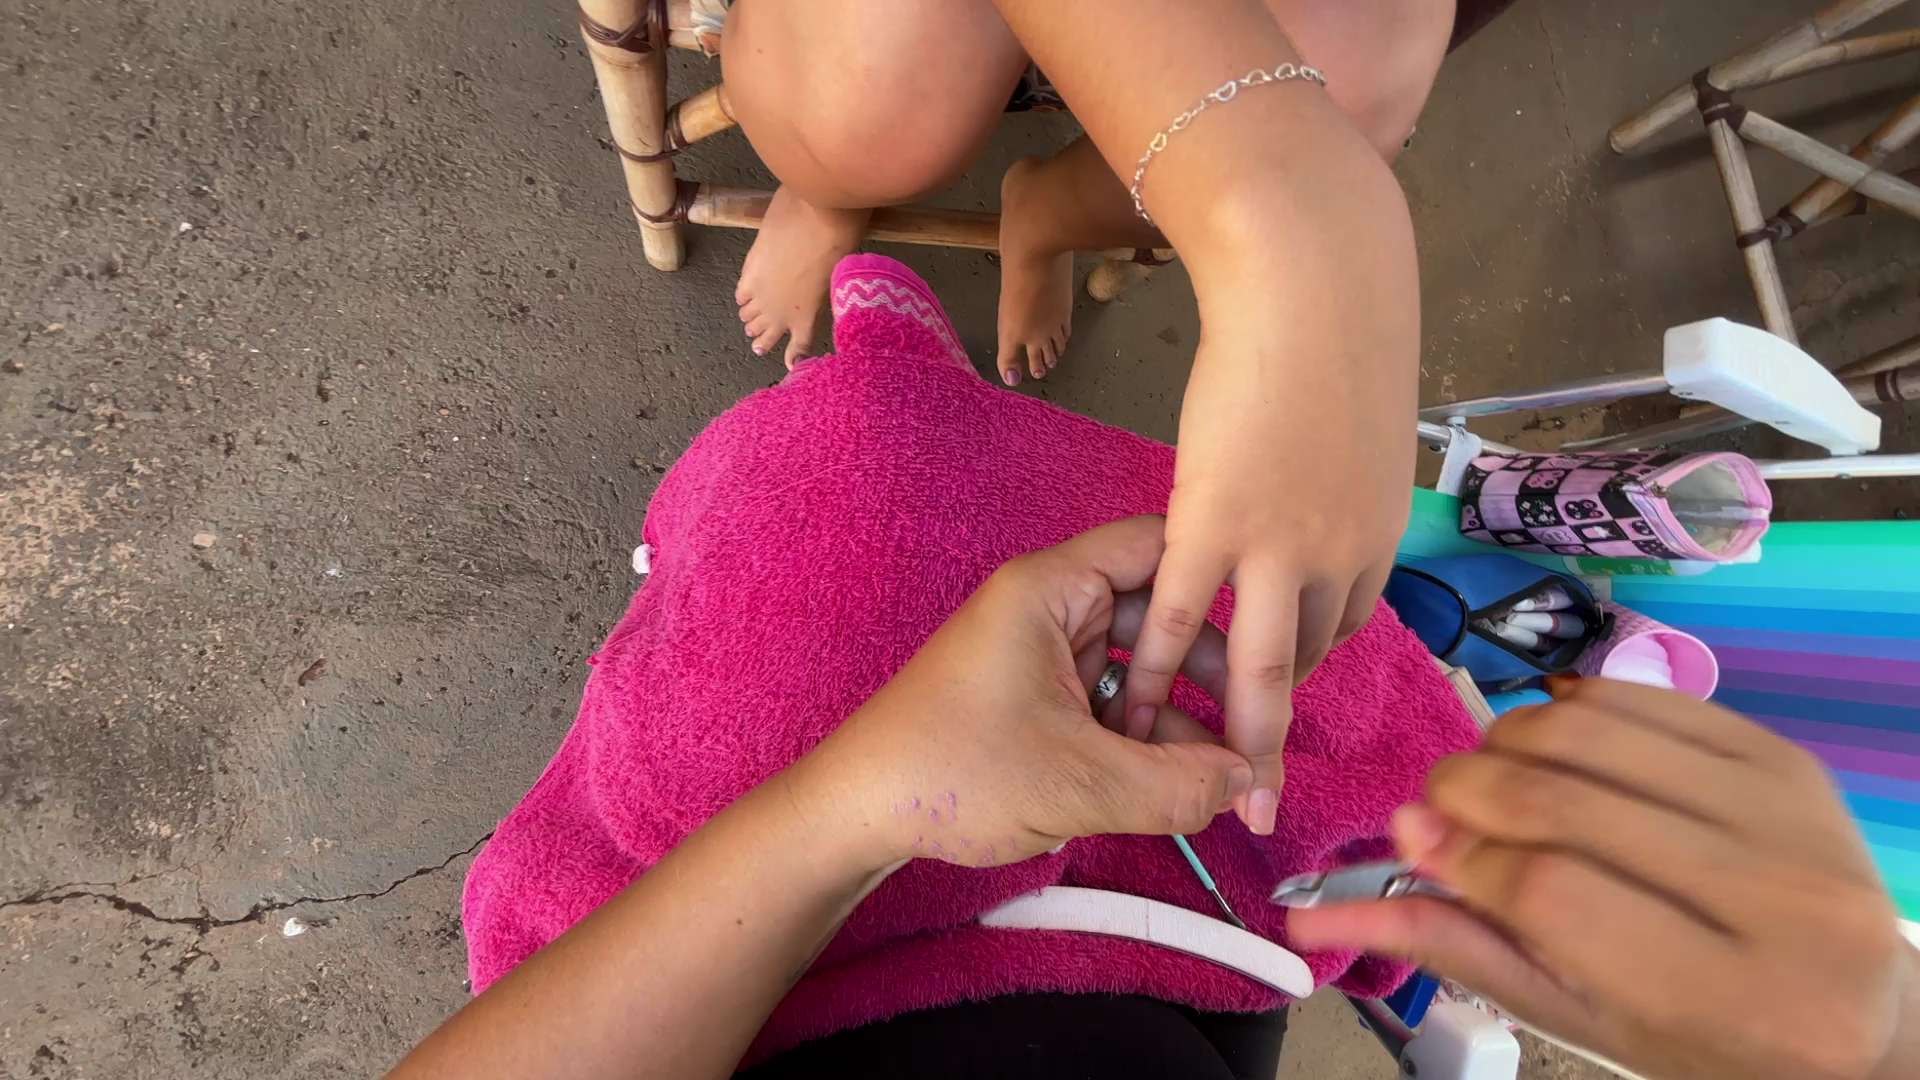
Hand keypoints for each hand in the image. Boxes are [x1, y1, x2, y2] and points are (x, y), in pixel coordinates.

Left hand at [796, 516, 1255, 870]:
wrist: (862, 809)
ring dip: (1177, 720)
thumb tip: (1246, 783)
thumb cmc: (949, 771)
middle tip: (1252, 739)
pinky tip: (1171, 782)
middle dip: (1205, 678)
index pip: (1155, 548)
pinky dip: (1142, 737)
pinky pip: (1109, 699)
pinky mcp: (1039, 691)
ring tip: (1216, 780)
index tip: (1270, 632)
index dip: (1216, 583)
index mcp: (1050, 588)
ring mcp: (1044, 649)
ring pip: (1137, 664)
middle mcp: (1049, 605)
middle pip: (1157, 614)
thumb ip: (1178, 786)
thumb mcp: (1079, 782)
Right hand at [1124, 285, 1415, 834]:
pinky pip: (1181, 615)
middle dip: (1281, 730)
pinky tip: (1139, 703)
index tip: (1278, 677)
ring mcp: (1278, 546)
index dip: (1306, 658)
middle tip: (1261, 790)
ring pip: (1254, 660)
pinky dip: (1161, 667)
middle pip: (1306, 657)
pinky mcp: (1213, 525)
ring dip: (1224, 723)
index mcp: (1376, 531)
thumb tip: (1307, 491)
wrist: (1313, 283)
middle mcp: (1339, 556)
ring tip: (1198, 772)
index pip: (1343, 620)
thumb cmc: (1337, 336)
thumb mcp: (1359, 427)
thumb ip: (1337, 481)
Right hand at [1289, 677, 1919, 1079]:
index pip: (1546, 889)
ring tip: (1500, 780)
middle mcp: (1789, 904)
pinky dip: (1557, 709)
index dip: (1456, 855)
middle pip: (1555, 799)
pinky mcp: (1784, 754)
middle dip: (1461, 791)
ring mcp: (1793, 816)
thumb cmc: (1692, 1029)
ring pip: (1576, 732)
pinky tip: (1554, 749)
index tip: (1415, 842)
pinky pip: (1624, 697)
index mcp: (1737, 999)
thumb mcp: (1565, 1011)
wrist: (1855, 1012)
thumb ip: (1446, 946)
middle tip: (1444, 806)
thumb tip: (1311, 913)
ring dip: (1499, 743)